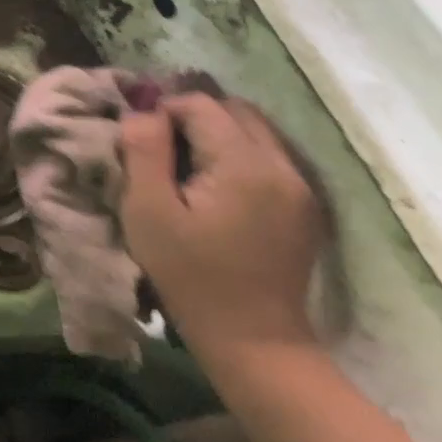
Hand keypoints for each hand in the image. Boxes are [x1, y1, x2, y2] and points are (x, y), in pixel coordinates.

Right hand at [119, 93, 323, 358]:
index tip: (137, 139)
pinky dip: (236, 152)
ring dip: (215, 133)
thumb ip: (143, 151)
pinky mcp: (303, 205)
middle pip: (235, 110)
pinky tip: (212, 183)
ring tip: (181, 163)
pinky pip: (268, 155)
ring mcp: (300, 187)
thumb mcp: (147, 210)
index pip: (201, 105)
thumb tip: (142, 110)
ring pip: (255, 130)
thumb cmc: (188, 272)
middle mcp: (283, 166)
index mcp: (244, 165)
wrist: (252, 337)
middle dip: (191, 116)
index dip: (162, 111)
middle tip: (157, 147)